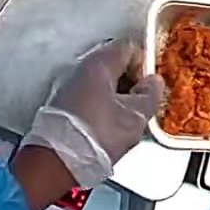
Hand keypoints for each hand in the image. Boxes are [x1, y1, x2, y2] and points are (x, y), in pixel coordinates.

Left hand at [21, 40, 163, 194]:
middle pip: (116, 63)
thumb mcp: (134, 117)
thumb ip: (150, 95)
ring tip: (127, 120)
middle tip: (143, 104)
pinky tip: (109, 127)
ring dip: (119, 97)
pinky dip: (103, 107)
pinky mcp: (63, 104)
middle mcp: (80, 69)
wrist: (55, 162)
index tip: (151, 85)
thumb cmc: (93, 137)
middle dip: (133, 82)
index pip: (129, 47)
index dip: (146, 64)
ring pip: (103, 82)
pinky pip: (90, 97)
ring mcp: (69, 86)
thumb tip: (154, 83)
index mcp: (99, 64)